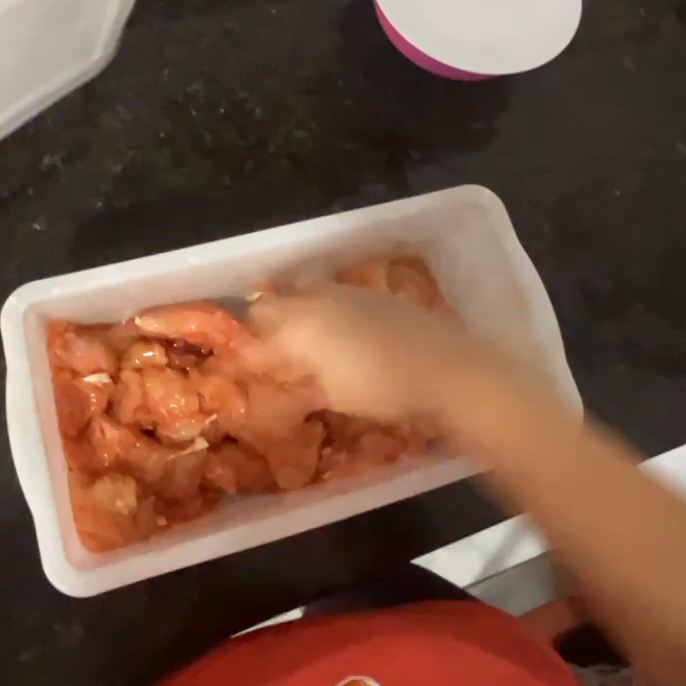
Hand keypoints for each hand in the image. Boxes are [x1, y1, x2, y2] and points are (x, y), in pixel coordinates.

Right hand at [248, 285, 536, 426]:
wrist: (444, 367)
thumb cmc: (382, 388)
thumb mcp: (334, 394)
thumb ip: (303, 382)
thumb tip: (288, 380)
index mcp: (300, 324)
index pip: (258, 327)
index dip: (247, 348)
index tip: (241, 366)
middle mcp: (317, 299)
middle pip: (276, 301)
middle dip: (266, 322)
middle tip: (268, 348)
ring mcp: (347, 292)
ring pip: (305, 291)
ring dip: (295, 311)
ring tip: (300, 339)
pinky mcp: (373, 294)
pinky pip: (334, 295)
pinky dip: (324, 309)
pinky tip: (338, 332)